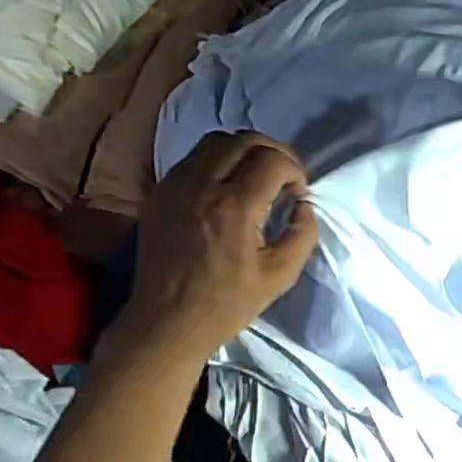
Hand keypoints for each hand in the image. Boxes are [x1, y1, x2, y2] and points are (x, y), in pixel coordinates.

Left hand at [110, 131, 318, 366]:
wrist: (167, 321)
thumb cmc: (228, 303)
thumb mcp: (280, 276)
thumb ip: (303, 234)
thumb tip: (303, 206)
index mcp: (234, 208)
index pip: (272, 160)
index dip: (295, 170)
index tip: (299, 193)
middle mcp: (201, 186)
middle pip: (244, 139)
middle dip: (274, 151)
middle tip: (285, 176)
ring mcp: (174, 186)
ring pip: (215, 141)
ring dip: (245, 151)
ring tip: (257, 176)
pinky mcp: (158, 193)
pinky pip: (192, 159)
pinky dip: (218, 162)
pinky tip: (227, 188)